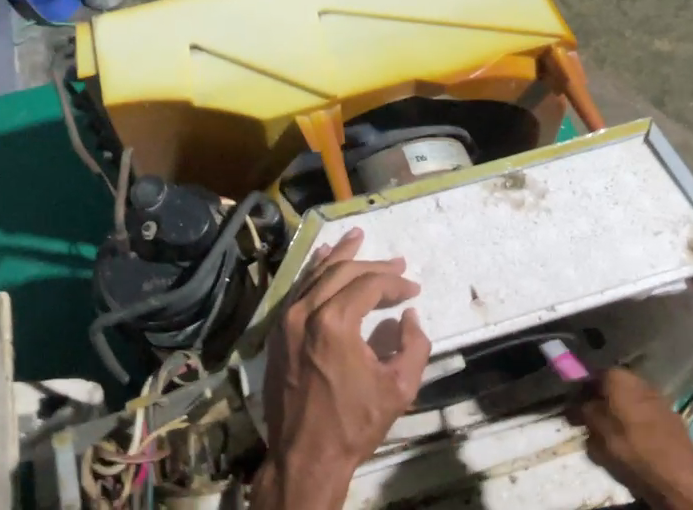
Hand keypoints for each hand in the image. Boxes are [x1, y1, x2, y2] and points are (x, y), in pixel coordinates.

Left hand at [252, 228, 430, 509]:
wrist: (304, 456)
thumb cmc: (353, 424)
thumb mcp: (398, 388)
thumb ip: (414, 345)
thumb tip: (409, 316)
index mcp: (334, 323)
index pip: (369, 285)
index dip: (395, 283)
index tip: (414, 290)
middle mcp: (305, 312)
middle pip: (342, 272)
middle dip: (373, 266)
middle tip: (397, 264)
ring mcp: (286, 320)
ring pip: (315, 274)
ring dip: (340, 256)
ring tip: (356, 237)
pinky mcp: (278, 332)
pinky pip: (297, 290)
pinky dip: (313, 271)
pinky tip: (323, 258)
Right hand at [569, 368, 692, 509]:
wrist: (679, 477)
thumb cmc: (633, 451)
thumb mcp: (599, 434)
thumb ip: (585, 413)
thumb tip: (577, 404)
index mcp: (618, 377)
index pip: (592, 375)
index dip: (582, 390)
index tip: (575, 406)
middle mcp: (639, 380)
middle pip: (613, 386)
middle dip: (603, 400)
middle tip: (592, 420)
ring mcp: (658, 397)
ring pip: (631, 399)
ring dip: (621, 411)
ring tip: (613, 432)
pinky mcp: (671, 415)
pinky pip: (645, 412)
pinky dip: (637, 420)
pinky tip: (634, 439)